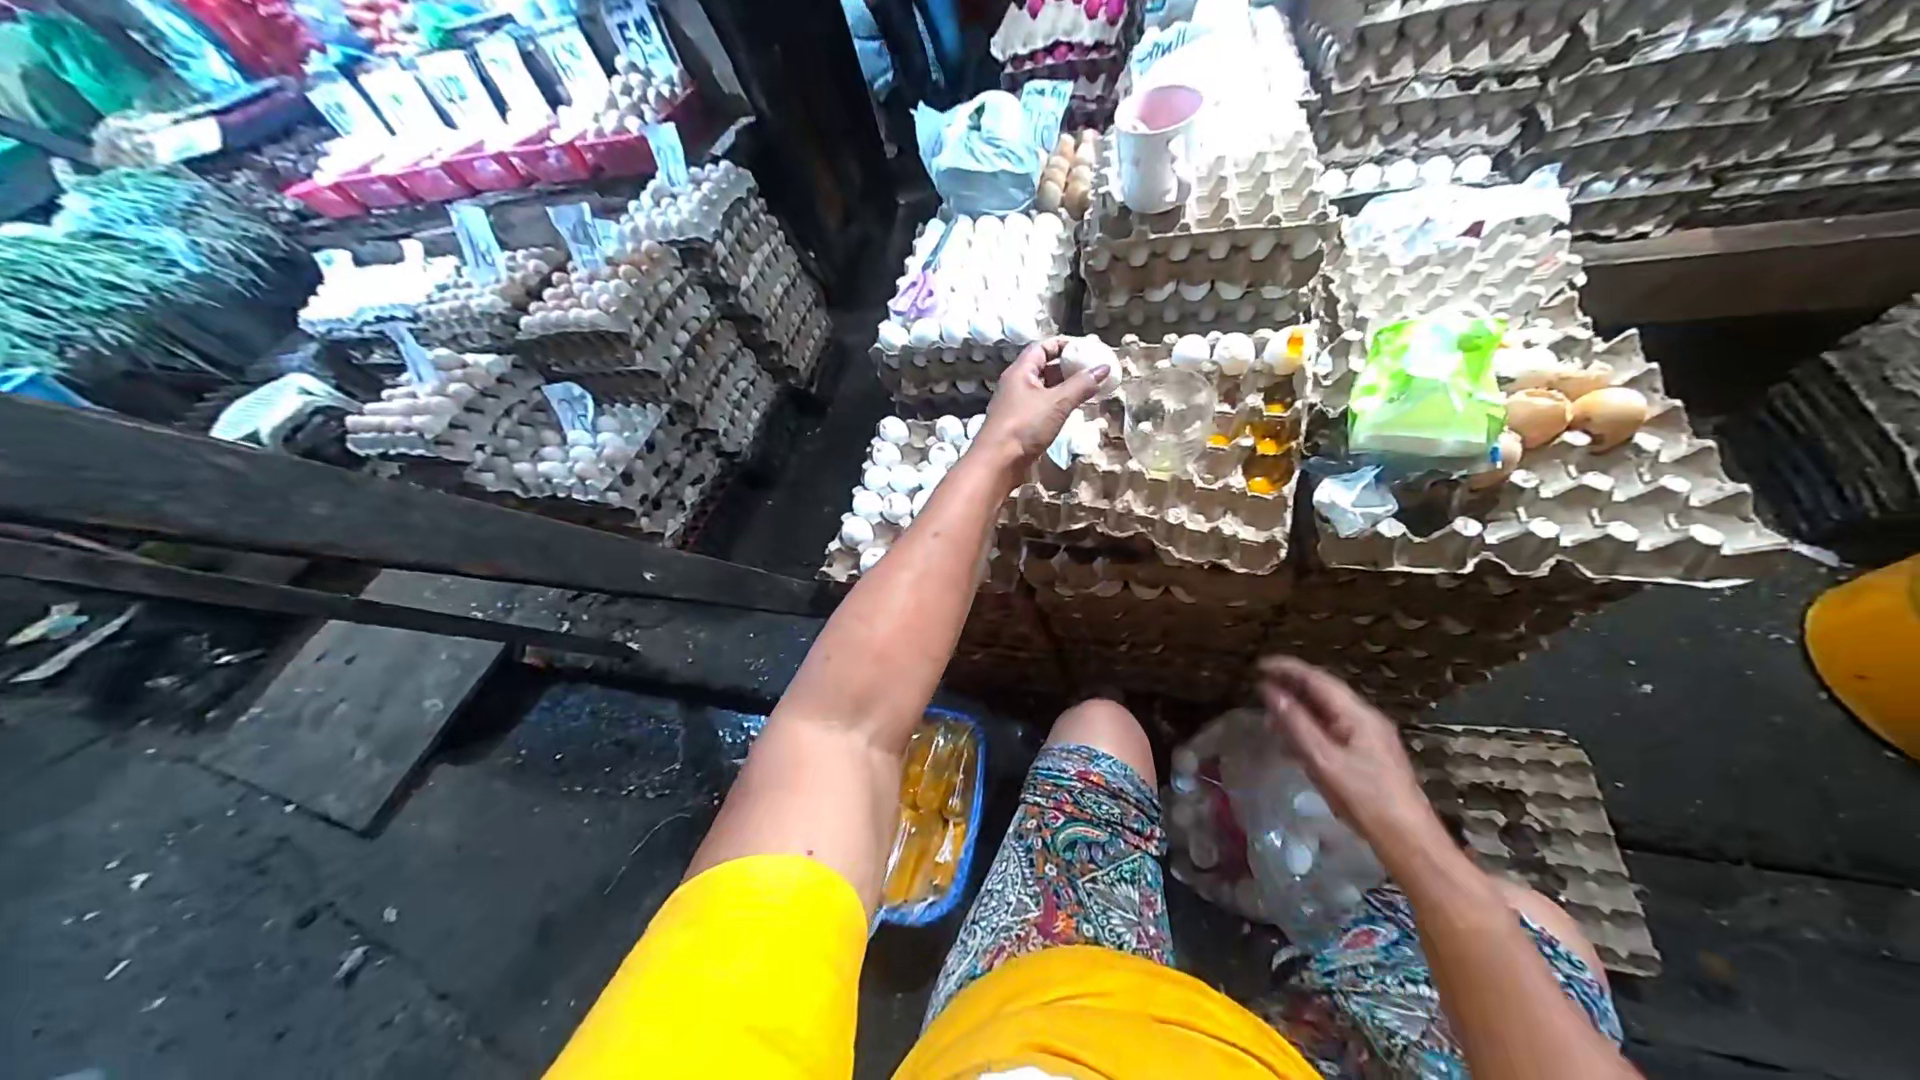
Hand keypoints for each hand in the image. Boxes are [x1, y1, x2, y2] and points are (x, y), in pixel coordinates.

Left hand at [971, 338, 1106, 477]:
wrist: (997, 463)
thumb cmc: (1025, 426)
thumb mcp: (1057, 402)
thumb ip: (1081, 385)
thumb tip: (1104, 368)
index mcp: (1020, 371)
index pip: (1042, 347)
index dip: (1064, 345)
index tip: (1086, 350)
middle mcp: (1016, 384)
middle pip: (1044, 367)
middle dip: (1068, 367)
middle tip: (1092, 371)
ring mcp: (1016, 405)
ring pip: (1044, 389)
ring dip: (1064, 387)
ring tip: (1088, 389)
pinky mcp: (1020, 424)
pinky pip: (1042, 407)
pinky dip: (1057, 404)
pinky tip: (1072, 410)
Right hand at [1257, 656, 1448, 860]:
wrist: (1407, 838)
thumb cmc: (1364, 797)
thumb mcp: (1323, 760)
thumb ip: (1296, 723)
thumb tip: (1270, 692)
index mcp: (1358, 715)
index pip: (1317, 679)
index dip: (1287, 668)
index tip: (1259, 665)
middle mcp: (1365, 719)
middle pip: (1323, 693)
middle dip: (1291, 688)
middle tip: (1260, 689)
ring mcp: (1369, 737)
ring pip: (1326, 713)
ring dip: (1298, 711)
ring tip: (1269, 718)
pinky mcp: (1367, 754)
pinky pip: (1332, 730)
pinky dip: (1308, 729)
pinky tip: (1292, 743)